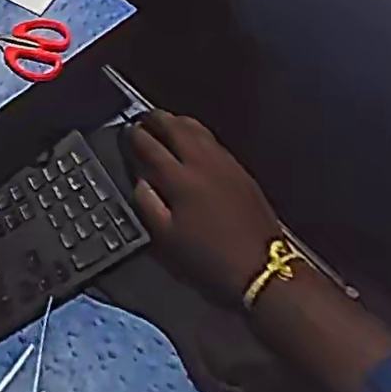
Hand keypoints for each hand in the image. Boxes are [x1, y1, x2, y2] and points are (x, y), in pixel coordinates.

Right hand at [128, 110, 281, 304]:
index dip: (131, 135)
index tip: (125, 135)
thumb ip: (146, 203)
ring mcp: (224, 164)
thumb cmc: (211, 257)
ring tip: (164, 124)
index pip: (147, 143)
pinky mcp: (241, 171)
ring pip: (195, 127)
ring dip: (175, 122)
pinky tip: (192, 142)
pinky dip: (196, 133)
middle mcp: (201, 164)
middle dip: (152, 119)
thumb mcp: (167, 237)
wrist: (265, 272)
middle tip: (141, 121)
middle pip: (172, 125)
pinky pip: (213, 140)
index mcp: (179, 179)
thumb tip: (139, 181)